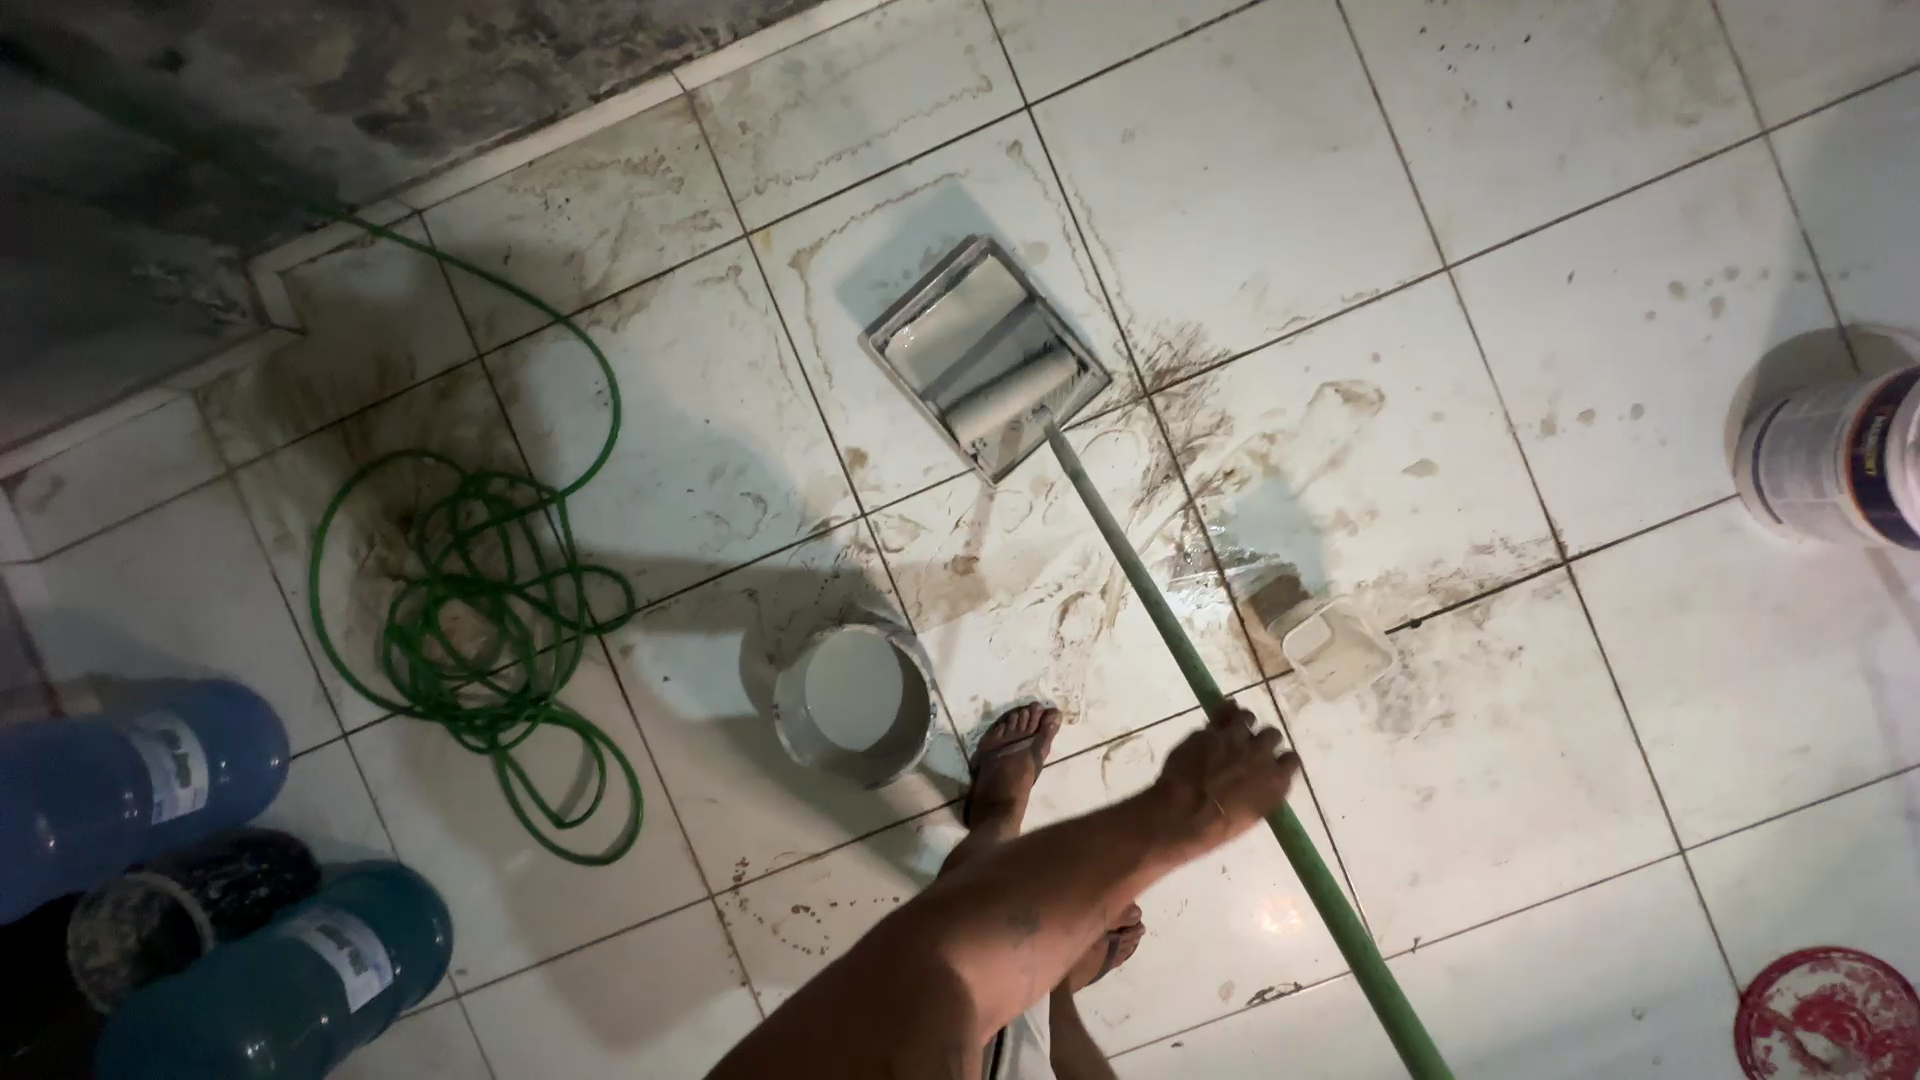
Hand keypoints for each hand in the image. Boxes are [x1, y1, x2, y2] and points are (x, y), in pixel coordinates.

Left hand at [1147, 700, 1299, 858]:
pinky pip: (1222, 714)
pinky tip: (1221, 714)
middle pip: (1272, 734)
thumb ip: (1262, 791)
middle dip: (1263, 738)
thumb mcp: (1253, 814)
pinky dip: (1222, 714)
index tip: (1273, 760)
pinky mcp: (1210, 731)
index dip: (1281, 758)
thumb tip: (1260, 781)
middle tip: (1251, 745)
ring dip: (1243, 721)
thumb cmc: (1219, 825)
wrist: (1185, 812)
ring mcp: (1234, 738)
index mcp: (1276, 780)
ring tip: (1235, 727)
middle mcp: (1260, 754)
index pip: (1291, 759)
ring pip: (1247, 717)